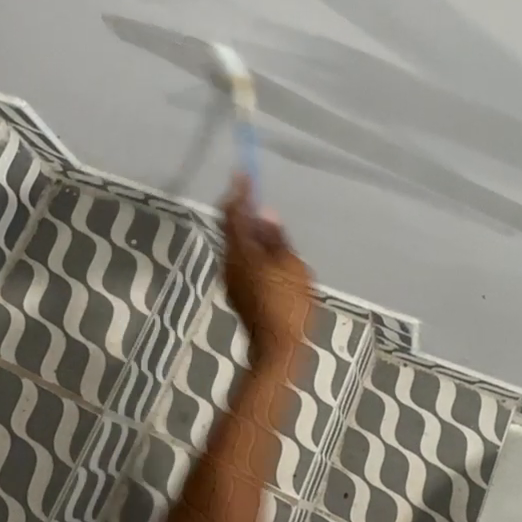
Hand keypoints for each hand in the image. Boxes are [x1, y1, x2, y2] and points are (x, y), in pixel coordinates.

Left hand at [221, 175, 312, 364]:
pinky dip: (247, 244)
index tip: (242, 173)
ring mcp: (230, 278)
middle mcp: (229, 262)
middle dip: (239, 207)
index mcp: (242, 252)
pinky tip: (262, 247)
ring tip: (260, 216)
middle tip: (251, 191)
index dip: (239, 191)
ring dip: (244, 227)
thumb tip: (264, 213)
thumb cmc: (289, 306)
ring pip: (233, 243)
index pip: (234, 213)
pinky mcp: (236, 290)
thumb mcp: (292, 268)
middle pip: (229, 227)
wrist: (276, 349)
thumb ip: (276, 239)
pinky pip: (239, 257)